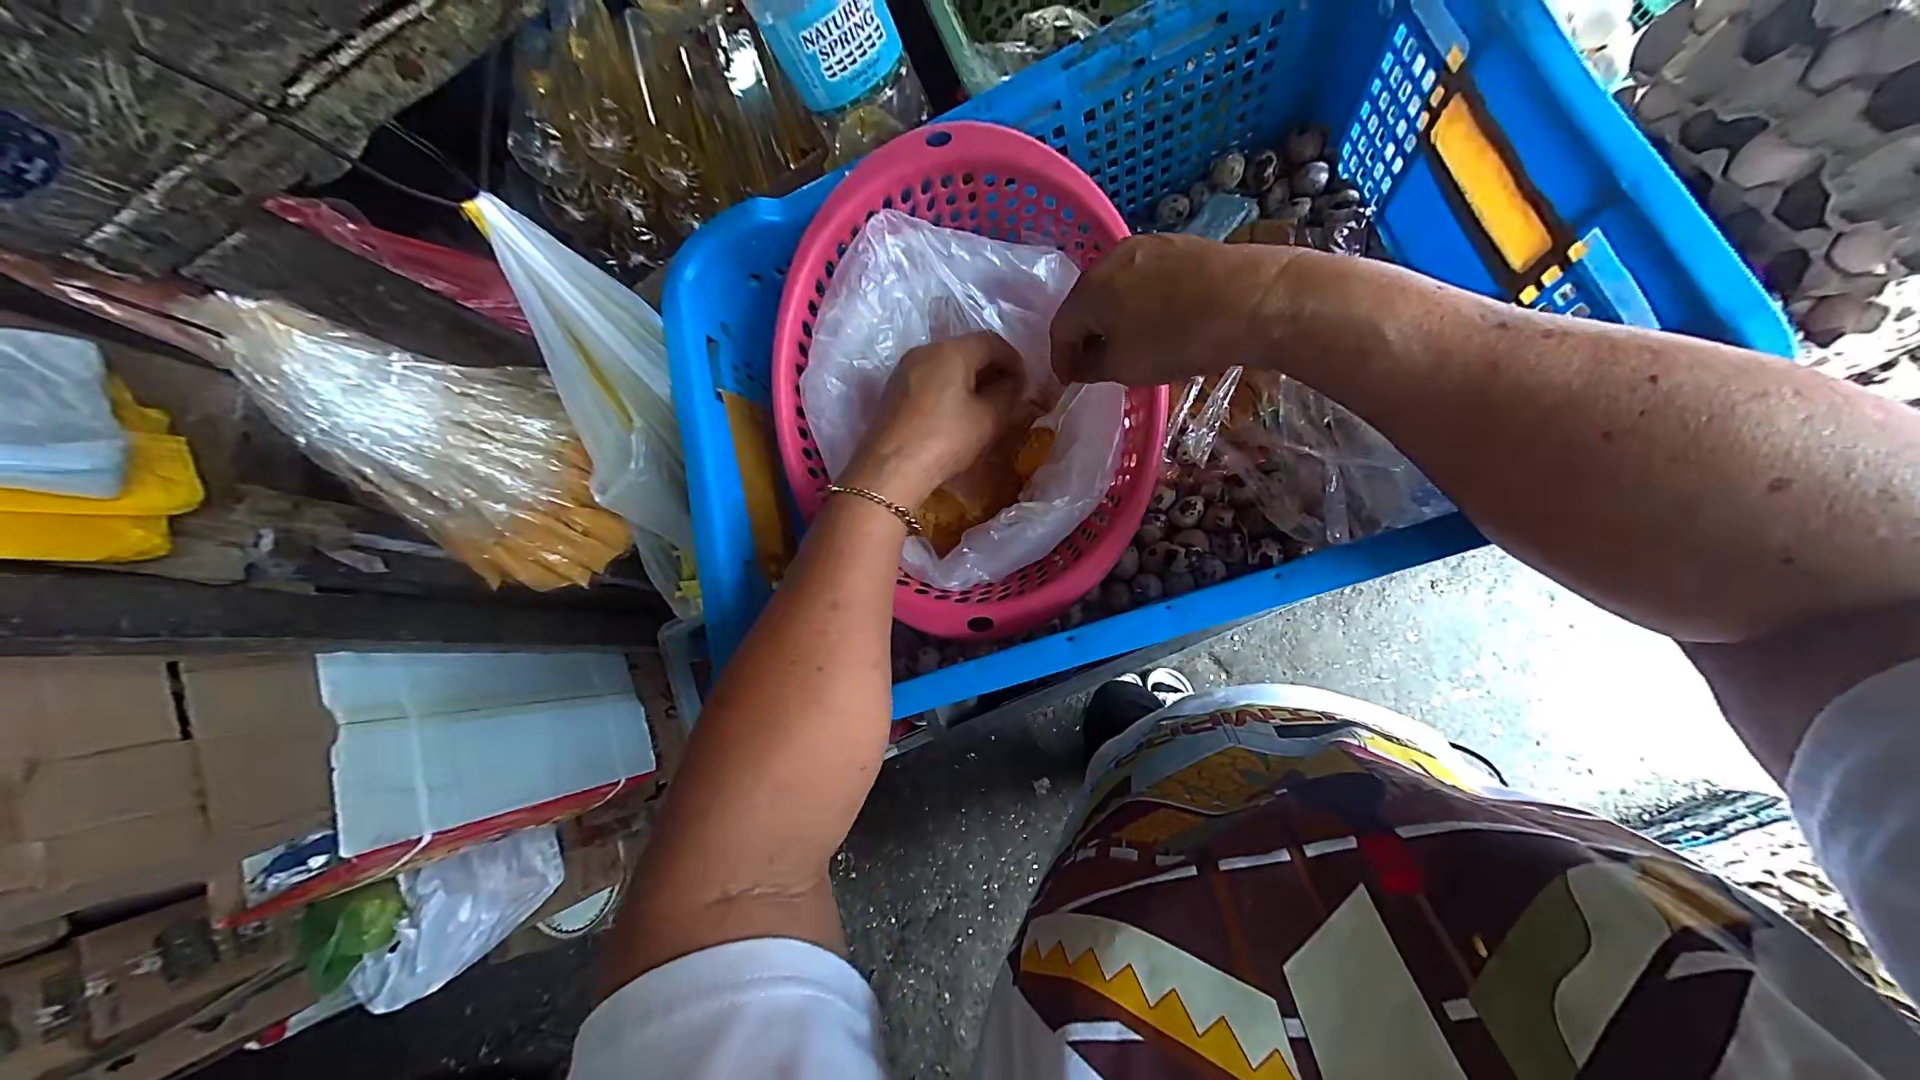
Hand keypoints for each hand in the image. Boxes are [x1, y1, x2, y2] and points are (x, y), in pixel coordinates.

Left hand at [840, 332, 1027, 508]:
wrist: (889, 469)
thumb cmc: (945, 439)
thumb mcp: (988, 419)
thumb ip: (1008, 395)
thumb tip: (1014, 385)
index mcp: (951, 350)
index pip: (992, 342)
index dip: (1015, 361)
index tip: (1025, 386)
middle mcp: (924, 350)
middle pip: (967, 351)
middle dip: (992, 370)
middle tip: (1008, 397)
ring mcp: (904, 370)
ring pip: (947, 366)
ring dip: (970, 381)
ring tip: (984, 409)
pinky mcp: (893, 391)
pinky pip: (930, 381)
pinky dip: (949, 391)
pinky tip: (956, 415)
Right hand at [1049, 233, 1317, 385]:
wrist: (1252, 299)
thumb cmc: (1177, 338)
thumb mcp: (1125, 367)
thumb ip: (1091, 368)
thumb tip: (1079, 365)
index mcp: (1089, 288)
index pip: (1060, 327)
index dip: (1061, 358)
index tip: (1068, 381)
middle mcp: (1110, 258)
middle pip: (1086, 302)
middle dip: (1085, 334)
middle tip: (1092, 363)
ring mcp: (1146, 246)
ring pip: (1115, 287)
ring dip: (1112, 317)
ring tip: (1124, 343)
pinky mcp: (1178, 244)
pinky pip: (1143, 278)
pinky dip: (1138, 302)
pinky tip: (1154, 320)